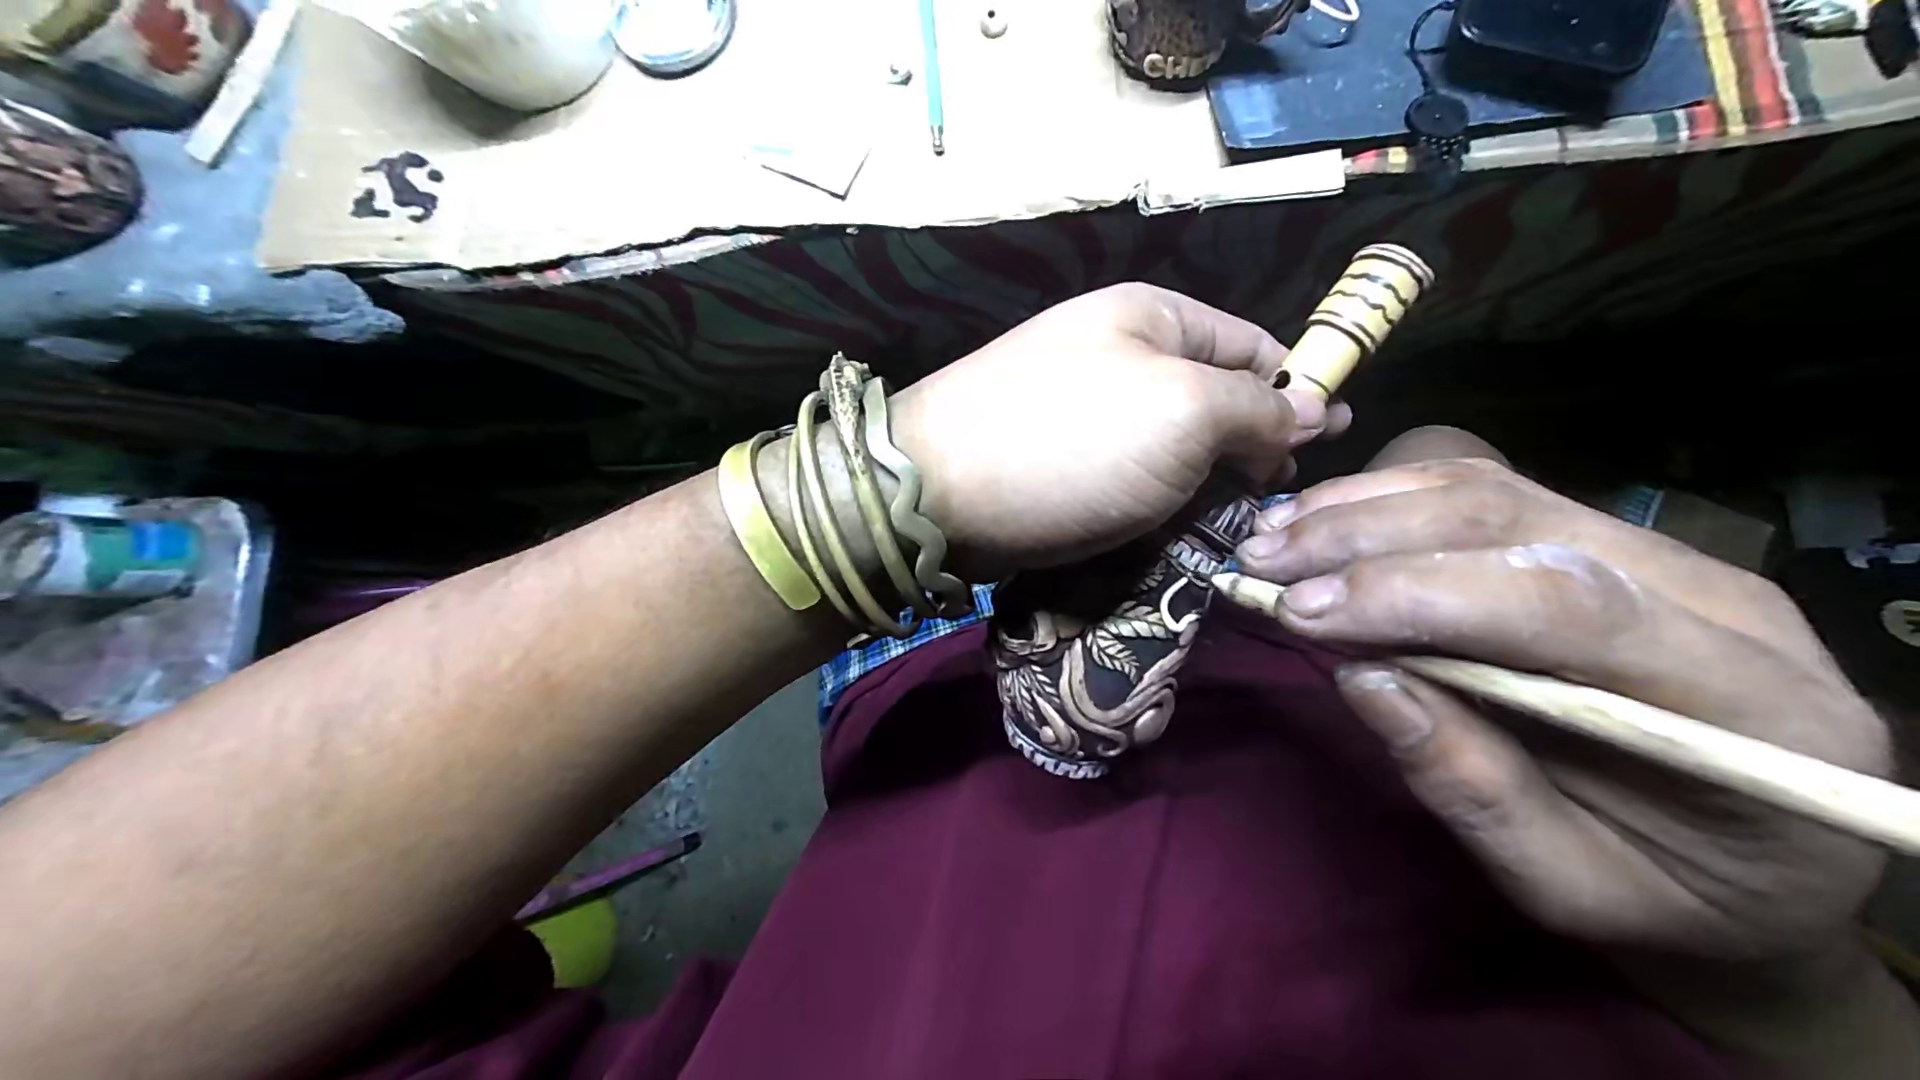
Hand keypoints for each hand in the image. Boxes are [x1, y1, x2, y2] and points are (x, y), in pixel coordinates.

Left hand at [889, 283, 1345, 578]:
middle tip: (1268, 507)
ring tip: (1223, 527)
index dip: (1295, 396)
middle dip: (1246, 449)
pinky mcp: (1059, 461)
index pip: (1253, 346)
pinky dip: (1154, 503)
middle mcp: (1117, 355)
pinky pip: (1128, 477)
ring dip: (1200, 486)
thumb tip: (1307, 413)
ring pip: (1171, 447)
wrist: (937, 494)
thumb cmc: (1069, 443)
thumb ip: (1255, 409)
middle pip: (1212, 399)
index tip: (1321, 453)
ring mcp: (1083, 411)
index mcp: (1152, 317)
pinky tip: (1169, 531)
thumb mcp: (1183, 413)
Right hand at [1233, 456, 1889, 961]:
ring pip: (1485, 486)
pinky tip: (1316, 516)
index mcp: (1746, 703)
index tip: (1299, 612)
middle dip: (1361, 536)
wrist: (1754, 850)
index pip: (1559, 603)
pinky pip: (1477, 486)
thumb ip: (1475, 787)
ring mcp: (1653, 548)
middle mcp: (1709, 594)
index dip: (1412, 594)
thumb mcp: (1571, 885)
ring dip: (1359, 506)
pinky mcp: (1594, 532)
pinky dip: (1382, 495)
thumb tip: (1360, 677)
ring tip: (1268, 536)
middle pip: (1508, 520)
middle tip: (1257, 564)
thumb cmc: (1669, 890)